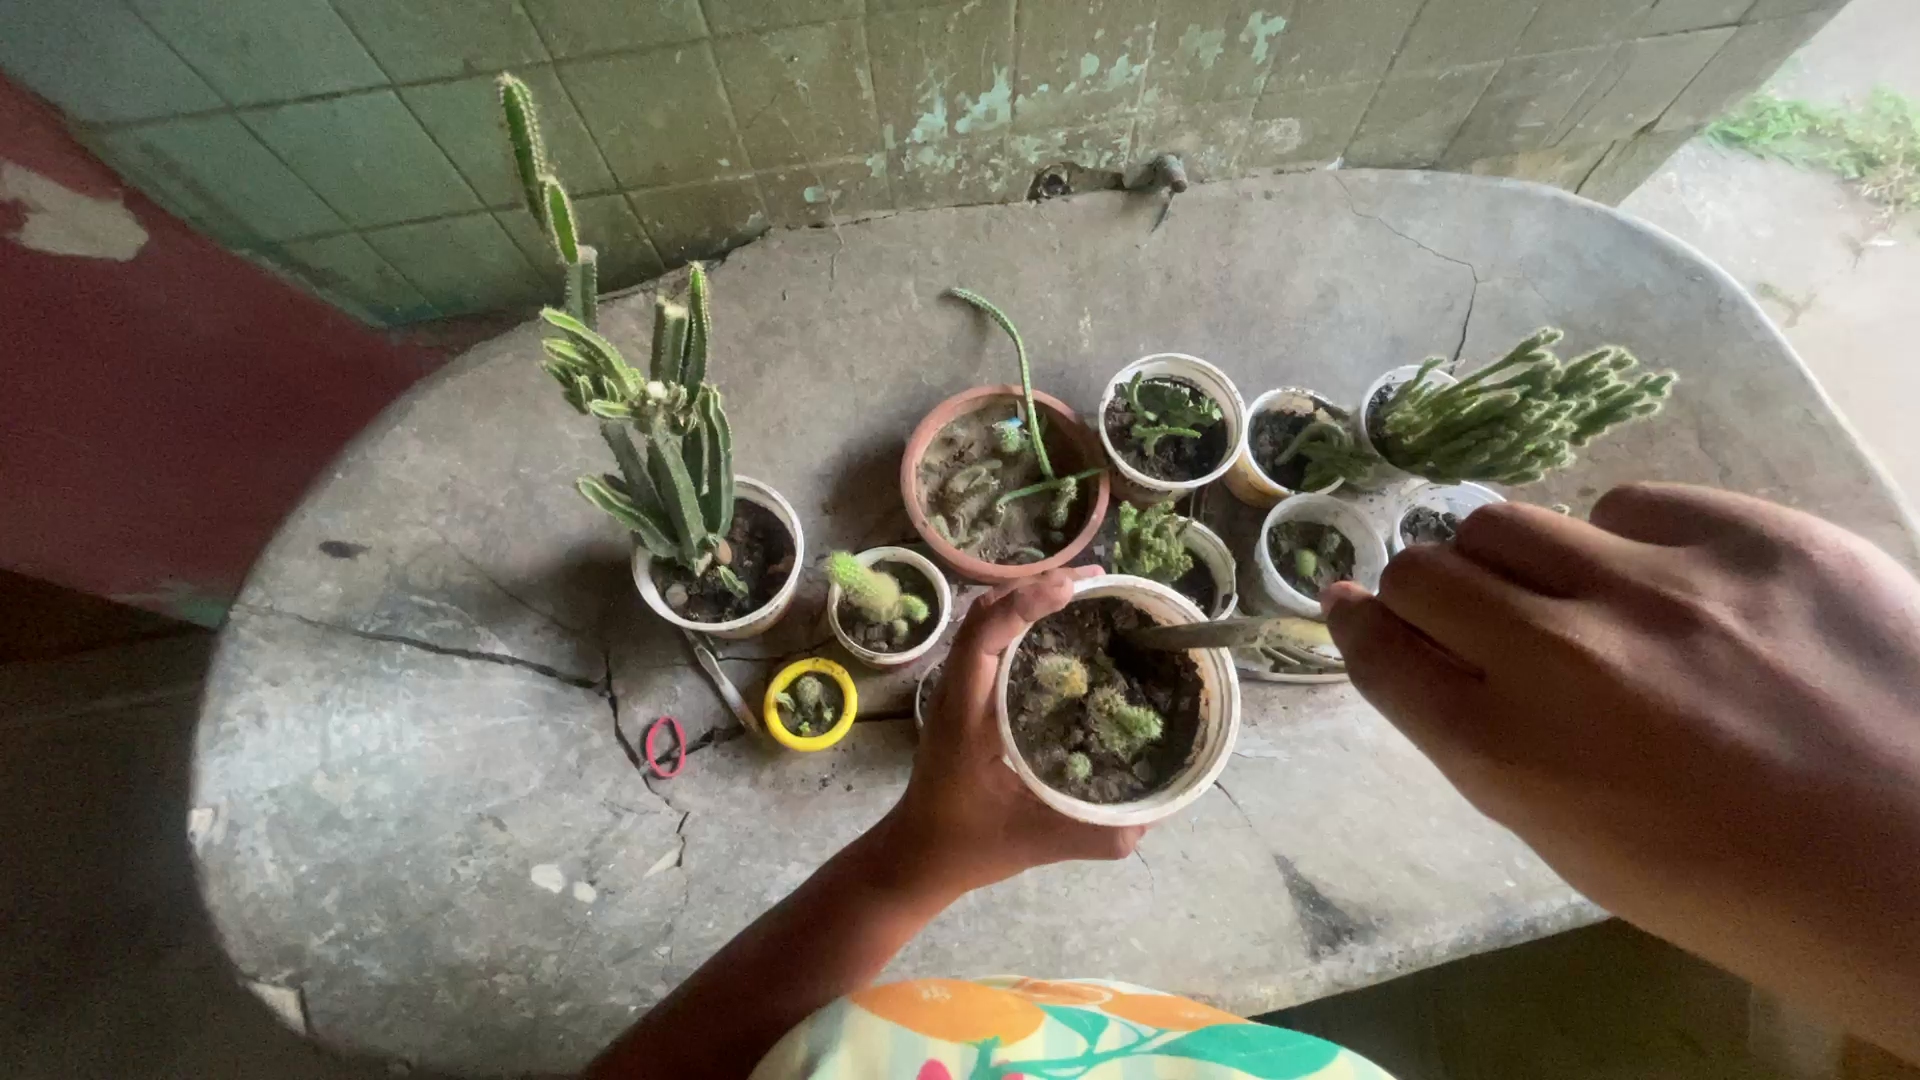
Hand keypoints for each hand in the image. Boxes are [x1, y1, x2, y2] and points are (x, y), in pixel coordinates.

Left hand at [877, 566, 1145, 898]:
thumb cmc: (967, 843)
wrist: (916, 852)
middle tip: (1093, 580)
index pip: (982, 636)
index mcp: (966, 714)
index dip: (1022, 603)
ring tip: (1080, 590)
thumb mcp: (1034, 842)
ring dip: (1025, 596)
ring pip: (982, 621)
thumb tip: (1151, 820)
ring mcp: (956, 688)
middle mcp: (956, 689)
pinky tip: (1056, 627)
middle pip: (983, 614)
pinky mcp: (964, 694)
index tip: (1070, 587)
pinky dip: (1018, 618)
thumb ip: (1093, 837)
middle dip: (1034, 586)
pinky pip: (987, 639)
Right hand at [1323, 483, 1919, 1059]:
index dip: (1355, 621)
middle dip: (1430, 595)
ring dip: (1511, 564)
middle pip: (1419, 572)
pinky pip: (1624, 504)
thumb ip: (1445, 718)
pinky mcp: (1760, 539)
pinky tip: (1672, 590)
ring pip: (1499, 523)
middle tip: (1485, 624)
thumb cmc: (1712, 871)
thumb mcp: (1544, 820)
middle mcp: (1561, 657)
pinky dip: (1621, 544)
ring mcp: (1661, 590)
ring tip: (1577, 601)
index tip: (1356, 607)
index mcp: (1505, 749)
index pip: (1375, 647)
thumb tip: (1369, 621)